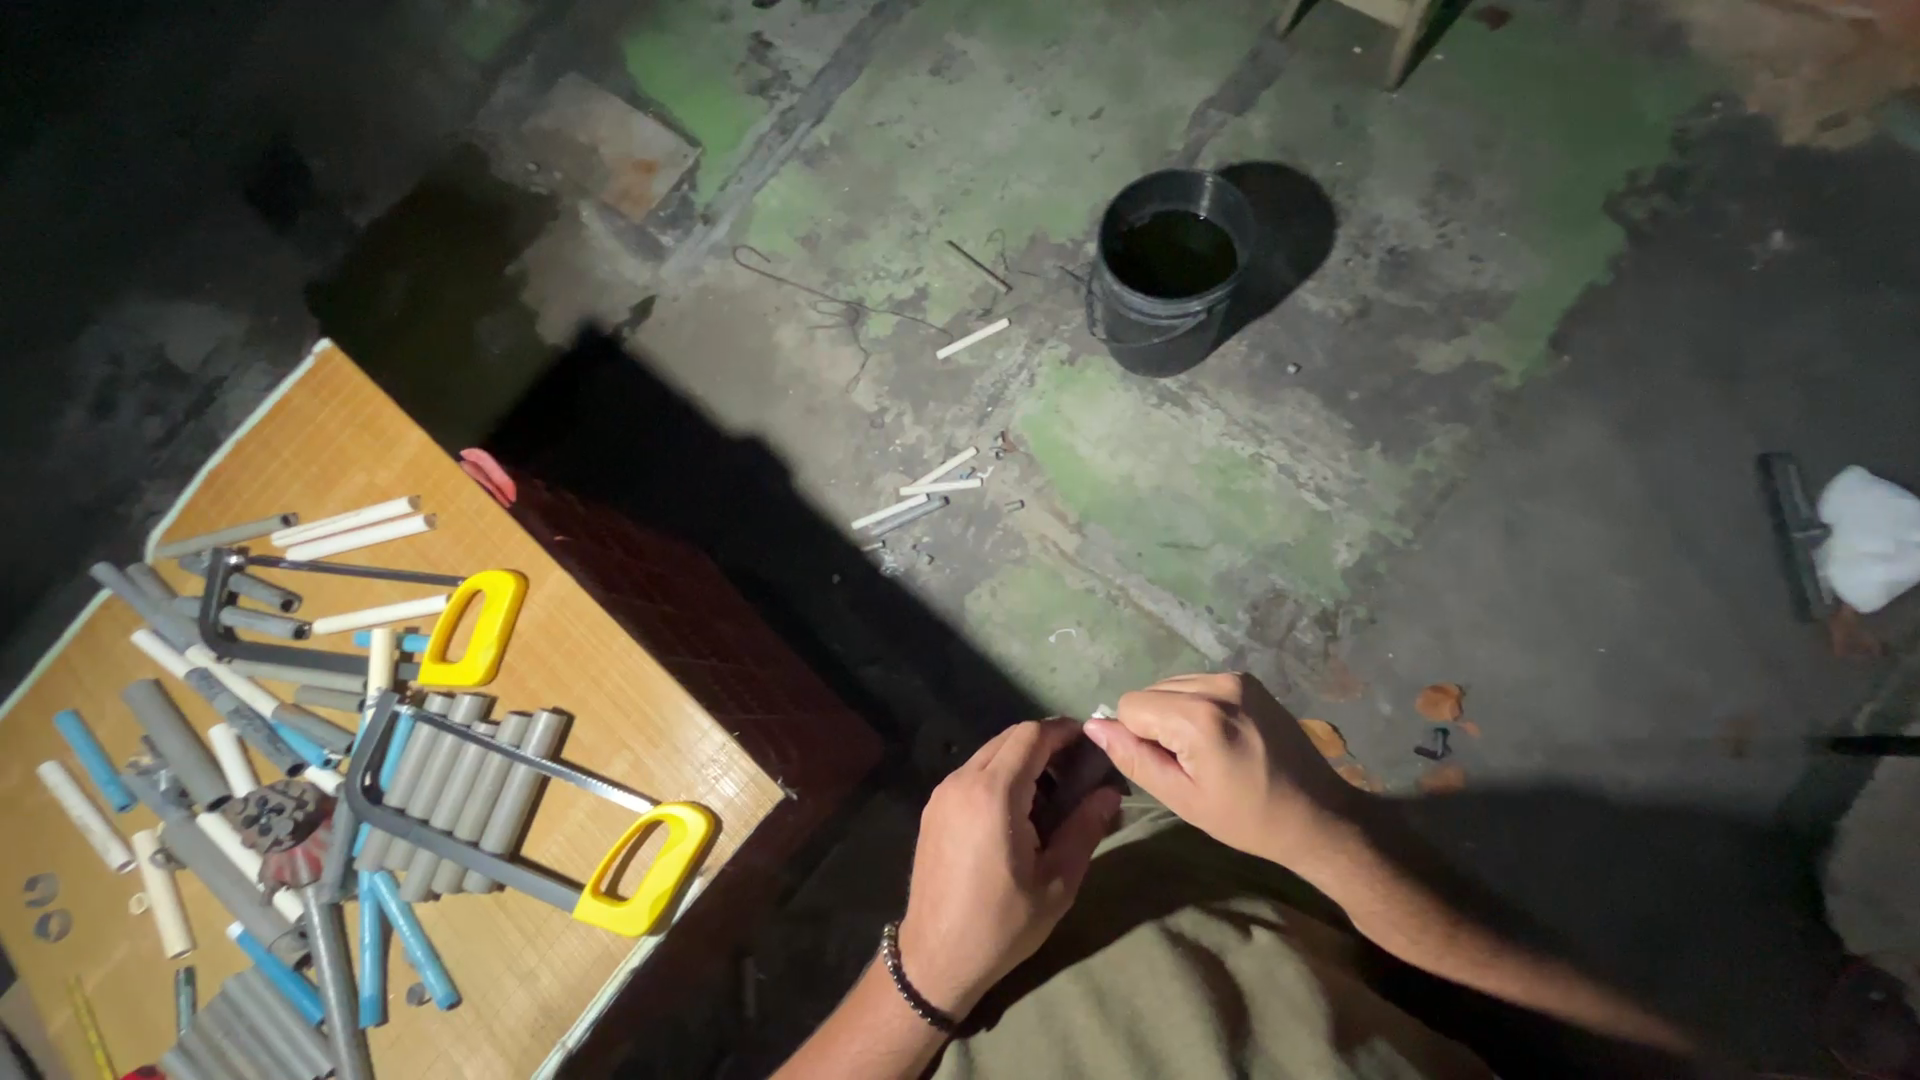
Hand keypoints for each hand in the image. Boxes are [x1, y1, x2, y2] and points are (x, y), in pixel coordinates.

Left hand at [897, 719, 1121, 1017]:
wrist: (935, 957)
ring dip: (1022, 759)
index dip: (1063, 731)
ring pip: (989, 753)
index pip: (1031, 736)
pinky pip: (972, 772)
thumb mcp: (1057, 881)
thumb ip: (1085, 827)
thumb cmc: (1002, 923)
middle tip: (1077, 770)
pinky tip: (1019, 808)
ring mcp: (942, 792)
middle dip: (1045, 743)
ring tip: (1052, 793)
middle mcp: (962, 781)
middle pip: (1009, 738)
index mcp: (994, 794)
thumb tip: (1110, 792)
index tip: (1090, 742)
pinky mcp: (933, 808)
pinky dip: (1000, 774)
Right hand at [1083, 673, 1360, 865]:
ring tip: (1207, 750)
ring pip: (1171, 685)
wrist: (1318, 815)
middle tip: (1190, 763)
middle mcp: (1216, 685)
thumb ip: (1133, 758)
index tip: (1170, 767)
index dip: (1138, 739)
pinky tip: (1221, 736)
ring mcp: (1235, 678)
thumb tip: (1093, 726)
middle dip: (1155, 724)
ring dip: (1175, 713)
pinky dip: (1196, 706)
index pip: (1130, 706)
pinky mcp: (1248, 680)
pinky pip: (1197, 683)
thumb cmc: (1246, 818)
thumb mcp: (1182, 798)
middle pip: (1150, 692)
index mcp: (1198, 717)